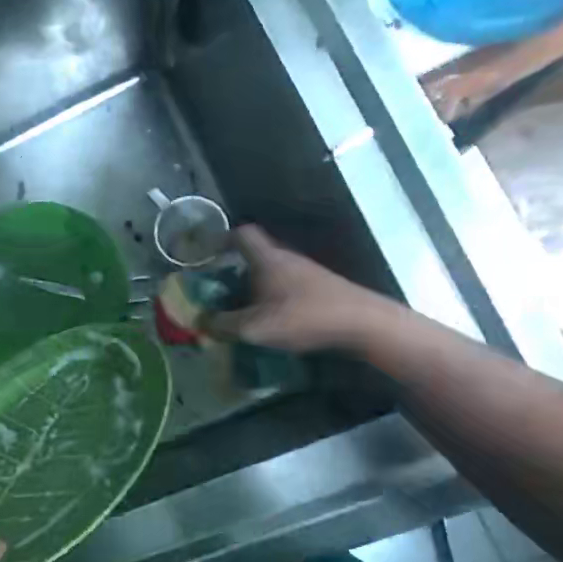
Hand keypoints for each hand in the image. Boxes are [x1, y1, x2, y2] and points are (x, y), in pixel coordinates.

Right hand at [205, 224, 401, 352]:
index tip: (207, 253)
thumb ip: (223, 324)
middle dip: (233, 268)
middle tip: (216, 288)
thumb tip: (199, 321)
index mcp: (267, 260)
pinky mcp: (319, 288)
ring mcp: (305, 272)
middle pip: (255, 254)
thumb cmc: (304, 317)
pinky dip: (271, 296)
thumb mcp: (255, 327)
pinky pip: (285, 286)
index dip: (222, 239)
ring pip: (271, 271)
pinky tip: (269, 318)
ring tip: (238, 307)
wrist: (363, 323)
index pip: (242, 235)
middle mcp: (286, 259)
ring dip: (253, 285)